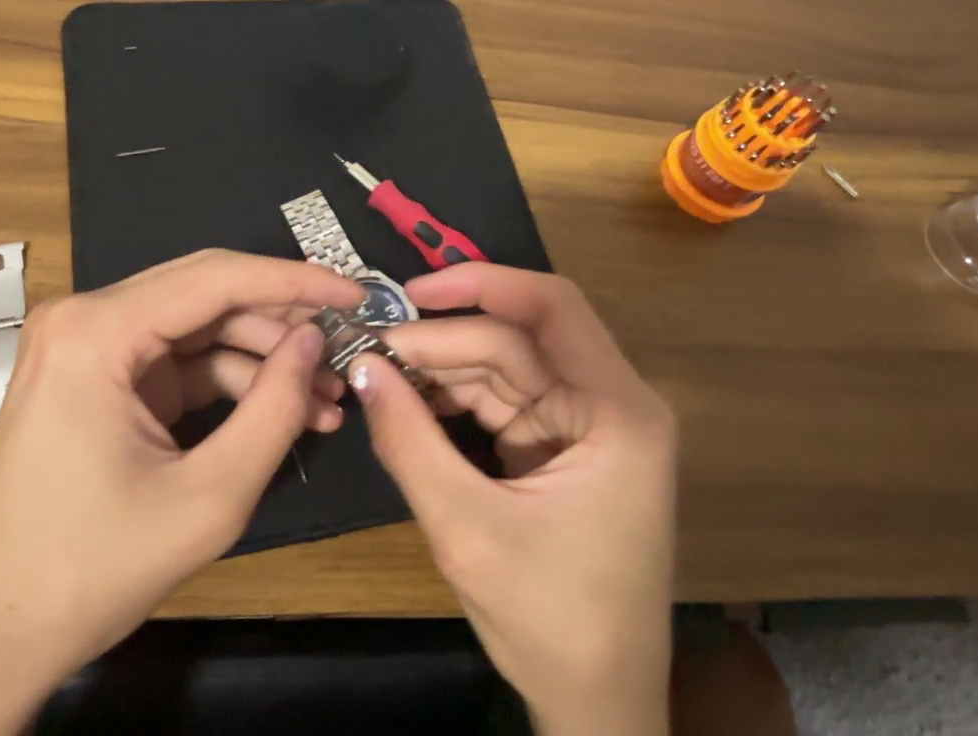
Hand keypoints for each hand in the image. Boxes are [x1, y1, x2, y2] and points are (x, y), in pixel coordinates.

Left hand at [0, 250, 362, 734]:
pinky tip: (285, 412)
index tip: (356, 295)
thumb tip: (316, 342)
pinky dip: (231, 383)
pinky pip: (178, 363)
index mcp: (95, 333)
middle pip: (207, 295)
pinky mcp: (98, 381)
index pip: (215, 278)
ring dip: (263, 359)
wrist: (3, 634)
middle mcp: (84, 321)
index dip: (295, 282)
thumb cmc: (97, 568)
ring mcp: (88, 350)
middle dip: (282, 323)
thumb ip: (275, 409)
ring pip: (198, 329)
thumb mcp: (209, 495)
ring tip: (328, 399)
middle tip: (347, 348)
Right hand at [353, 264, 677, 735]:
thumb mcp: (467, 528)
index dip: (482, 285)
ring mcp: (585, 429)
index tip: (410, 293)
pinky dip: (454, 404)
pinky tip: (407, 404)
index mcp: (618, 412)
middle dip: (442, 343)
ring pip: (505, 371)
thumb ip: (409, 441)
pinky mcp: (559, 453)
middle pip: (517, 343)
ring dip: (442, 371)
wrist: (598, 703)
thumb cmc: (552, 619)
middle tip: (368, 351)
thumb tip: (359, 368)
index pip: (553, 309)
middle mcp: (609, 406)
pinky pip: (502, 407)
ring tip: (376, 374)